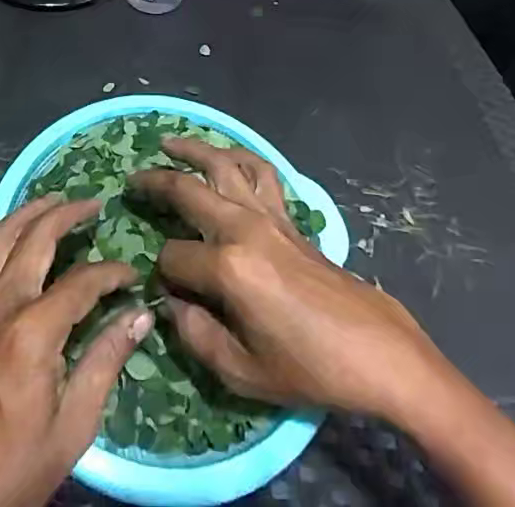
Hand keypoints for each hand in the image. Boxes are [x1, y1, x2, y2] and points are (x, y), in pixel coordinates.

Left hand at [0, 195, 154, 506]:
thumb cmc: (20, 462)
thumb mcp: (76, 422)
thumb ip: (106, 360)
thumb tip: (139, 314)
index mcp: (31, 333)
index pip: (80, 283)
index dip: (111, 273)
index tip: (133, 274)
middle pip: (32, 240)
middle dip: (64, 215)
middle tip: (91, 204)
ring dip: (23, 214)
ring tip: (49, 200)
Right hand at [132, 137, 448, 421]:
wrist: (383, 357)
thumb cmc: (312, 368)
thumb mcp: (242, 372)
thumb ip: (194, 334)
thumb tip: (173, 302)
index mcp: (228, 269)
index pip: (171, 258)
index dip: (162, 275)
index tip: (168, 294)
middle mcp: (244, 229)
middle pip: (185, 191)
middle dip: (152, 185)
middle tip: (131, 184)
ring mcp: (270, 217)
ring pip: (223, 164)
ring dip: (192, 150)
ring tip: (167, 142)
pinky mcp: (290, 218)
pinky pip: (262, 173)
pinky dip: (239, 157)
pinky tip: (224, 157)